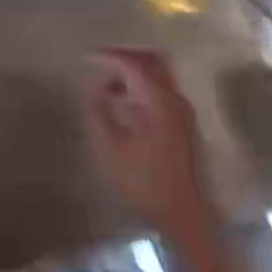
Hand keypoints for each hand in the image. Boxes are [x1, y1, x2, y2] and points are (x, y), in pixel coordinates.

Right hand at [85, 48, 208, 229]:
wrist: (185, 214)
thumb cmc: (145, 183)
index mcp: (159, 103)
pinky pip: (159, 91)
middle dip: (124, 57)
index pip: (134, 65)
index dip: (108, 57)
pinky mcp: (182, 123)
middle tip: (98, 63)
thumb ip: (99, 114)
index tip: (86, 57)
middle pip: (152, 61)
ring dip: (131, 73)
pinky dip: (139, 87)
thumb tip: (92, 90)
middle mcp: (175, 100)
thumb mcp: (111, 149)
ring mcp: (182, 111)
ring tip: (104, 88)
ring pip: (158, 75)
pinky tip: (121, 104)